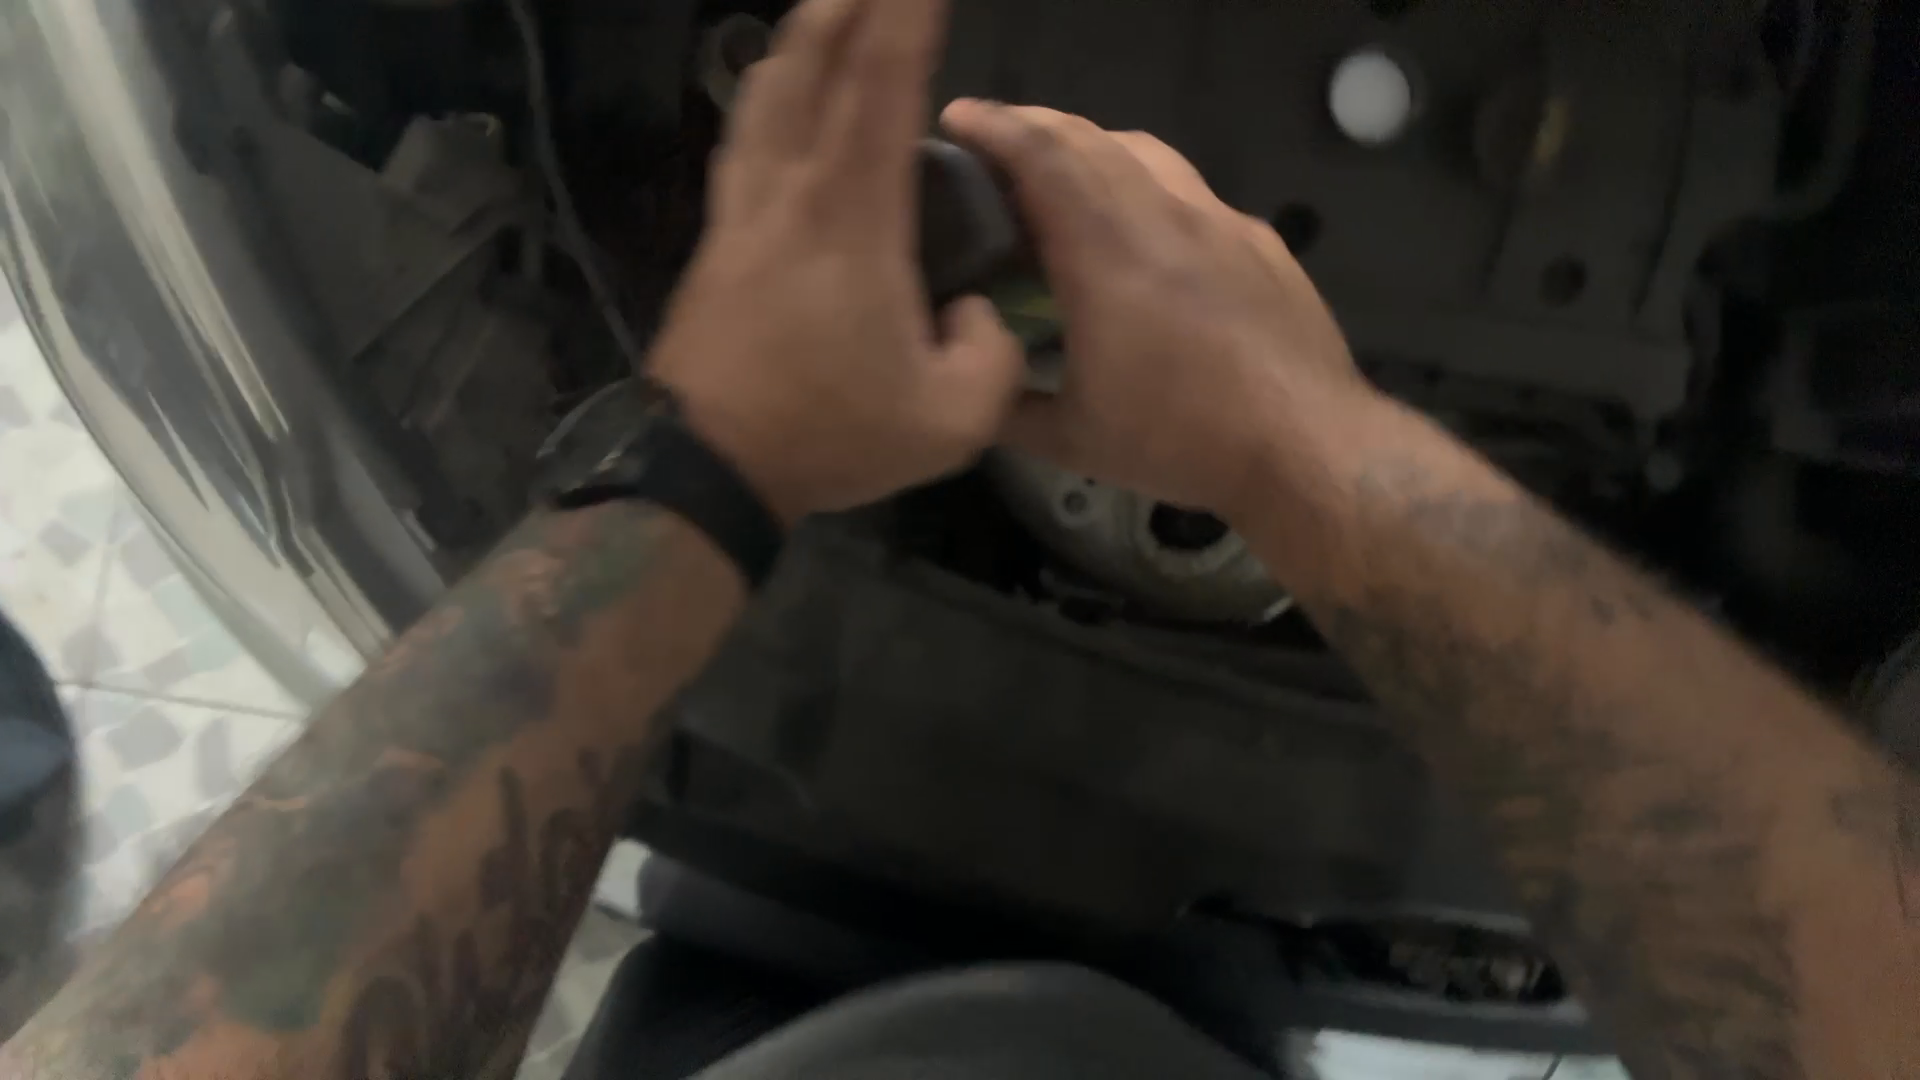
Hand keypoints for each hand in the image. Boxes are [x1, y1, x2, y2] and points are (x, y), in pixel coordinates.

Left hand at [649, 0, 1025, 524]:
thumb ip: (994, 356)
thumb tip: (975, 309)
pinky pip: (740, 146)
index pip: (881, 84)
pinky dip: (764, 102)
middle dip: (847, 3)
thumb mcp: (951, 423)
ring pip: (763, 97)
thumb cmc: (832, 438)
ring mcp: (740, 217)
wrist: (714, 468)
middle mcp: (789, 195)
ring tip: (825, 14)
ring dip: (799, 41)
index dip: (906, 15)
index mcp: (853, 221)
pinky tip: (773, 105)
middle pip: (811, 66)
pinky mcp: (713, 246)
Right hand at [940, 102, 1377, 520]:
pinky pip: (1190, 191)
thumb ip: (1006, 410)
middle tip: (997, 145)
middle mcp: (1165, 217)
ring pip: (1146, 155)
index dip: (995, 128)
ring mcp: (1220, 222)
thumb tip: (968, 391)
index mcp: (1107, 257)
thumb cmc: (1179, 441)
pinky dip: (1144, 186)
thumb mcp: (1073, 440)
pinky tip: (1142, 232)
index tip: (959, 118)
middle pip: (1092, 140)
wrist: (1303, 445)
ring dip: (1092, 149)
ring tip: (1063, 177)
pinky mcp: (1258, 242)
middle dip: (1035, 128)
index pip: (1044, 159)